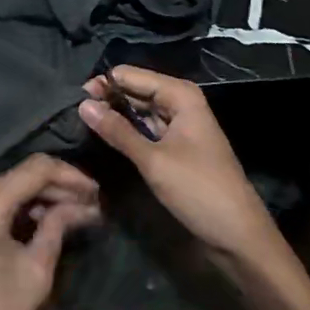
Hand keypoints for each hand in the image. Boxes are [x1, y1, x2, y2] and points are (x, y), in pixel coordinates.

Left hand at [0, 154, 100, 309]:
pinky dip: (20, 206)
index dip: (72, 176)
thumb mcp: (36, 272)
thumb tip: (85, 205)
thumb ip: (59, 226)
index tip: (98, 193)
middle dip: (59, 187)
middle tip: (91, 204)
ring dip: (41, 196)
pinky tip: (44, 219)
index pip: (37, 168)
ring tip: (74, 212)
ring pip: (10, 185)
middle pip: (22, 174)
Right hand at [78, 66, 278, 268]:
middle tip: (72, 114)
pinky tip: (105, 138)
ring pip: (140, 111)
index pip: (132, 75)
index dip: (104, 83)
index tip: (73, 98)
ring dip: (116, 116)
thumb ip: (118, 131)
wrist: (237, 234)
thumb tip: (83, 105)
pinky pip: (147, 130)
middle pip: (136, 91)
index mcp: (180, 94)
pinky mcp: (177, 147)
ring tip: (81, 124)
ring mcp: (179, 125)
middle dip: (108, 99)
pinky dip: (128, 133)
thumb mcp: (153, 160)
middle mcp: (180, 102)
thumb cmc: (198, 190)